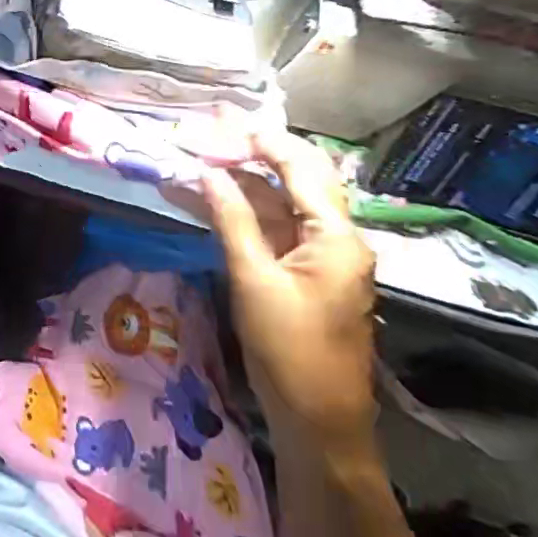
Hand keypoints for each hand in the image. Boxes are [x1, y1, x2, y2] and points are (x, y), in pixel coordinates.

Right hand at [202, 131, 377, 442]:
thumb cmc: (290, 348)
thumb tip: (207, 172)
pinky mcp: (300, 270)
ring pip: (279, 200)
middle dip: (254, 148)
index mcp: (337, 237)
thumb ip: (232, 220)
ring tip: (200, 153)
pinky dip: (241, 208)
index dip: (261, 140)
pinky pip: (272, 226)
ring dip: (241, 178)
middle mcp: (335, 237)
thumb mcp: (254, 280)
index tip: (221, 119)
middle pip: (295, 177)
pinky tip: (208, 195)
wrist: (317, 417)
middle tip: (213, 122)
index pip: (300, 170)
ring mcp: (318, 254)